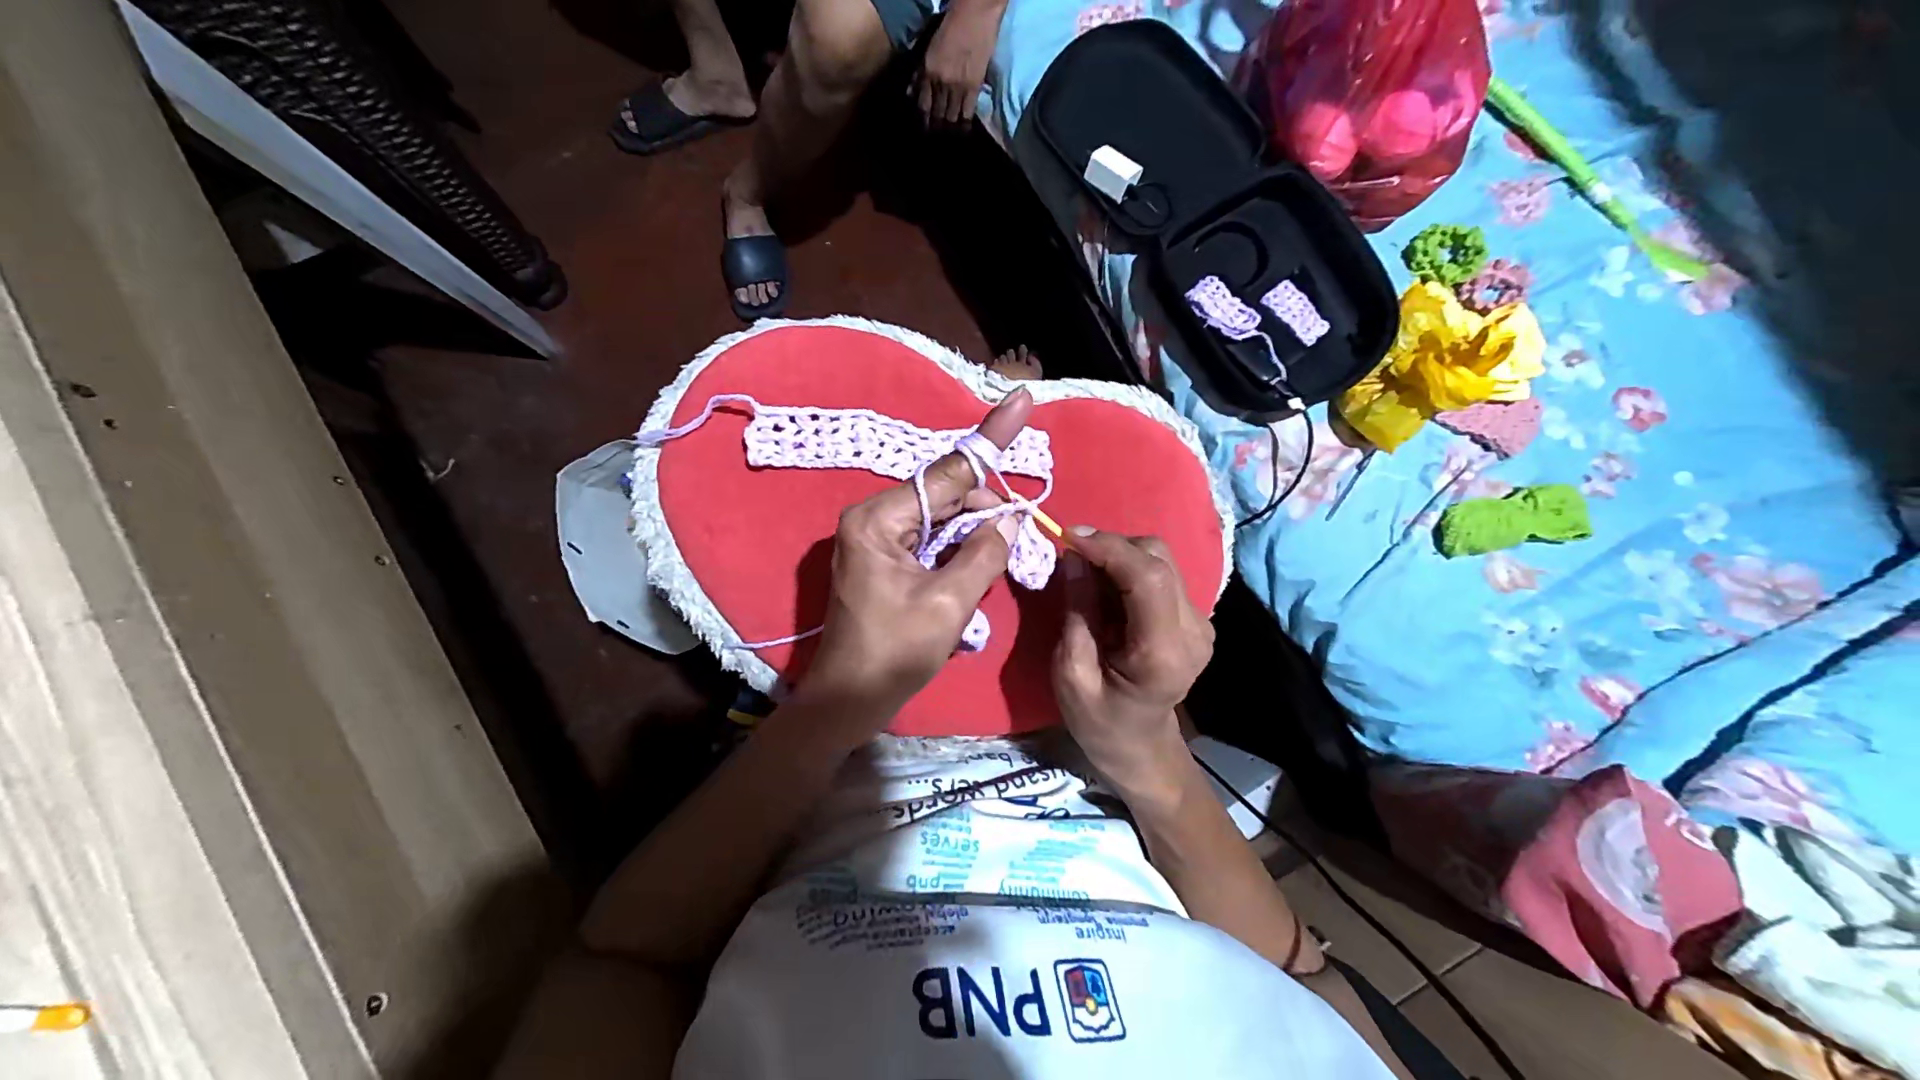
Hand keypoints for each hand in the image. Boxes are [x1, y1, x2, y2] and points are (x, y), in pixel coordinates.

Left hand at [796, 389, 1035, 723]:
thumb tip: (1008, 520)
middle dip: (984, 507)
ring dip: (973, 533)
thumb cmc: (893, 653)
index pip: (947, 472)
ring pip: (941, 519)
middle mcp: (874, 518)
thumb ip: (983, 554)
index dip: (990, 438)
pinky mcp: (884, 559)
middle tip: (1020, 528)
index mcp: (879, 520)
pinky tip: (976, 566)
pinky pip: (931, 539)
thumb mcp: (948, 603)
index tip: (1022, 398)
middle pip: (945, 494)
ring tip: (997, 557)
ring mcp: (877, 538)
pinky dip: (958, 549)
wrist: (848, 700)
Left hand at [916, 0, 1007, 126]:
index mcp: (928, 72)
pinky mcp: (974, 87)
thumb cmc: (951, 27)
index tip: (924, 128)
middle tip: (937, 134)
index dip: (923, 121)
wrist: (975, 14)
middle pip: (936, 114)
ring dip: (949, 127)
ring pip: (951, 118)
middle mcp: (940, 83)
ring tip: (950, 133)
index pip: (922, 105)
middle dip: (936, 126)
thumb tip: (911, 94)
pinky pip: (967, 114)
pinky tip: (964, 129)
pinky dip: (964, 124)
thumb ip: (920, 72)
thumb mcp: (929, 49)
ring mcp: (957, 86)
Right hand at [1053, 530, 1213, 804]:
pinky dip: (1128, 569)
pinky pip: (1161, 574)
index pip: (1148, 577)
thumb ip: (1076, 612)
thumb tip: (1074, 558)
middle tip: (1072, 557)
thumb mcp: (1070, 673)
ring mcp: (1200, 622)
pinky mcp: (1194, 618)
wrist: (1139, 746)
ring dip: (1119, 556)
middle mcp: (1193, 630)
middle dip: (1111, 547)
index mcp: (1163, 651)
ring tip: (1086, 574)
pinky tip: (1106, 590)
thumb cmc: (1098, 721)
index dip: (1108, 547)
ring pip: (1161, 559)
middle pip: (1158, 559)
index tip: (1067, 536)